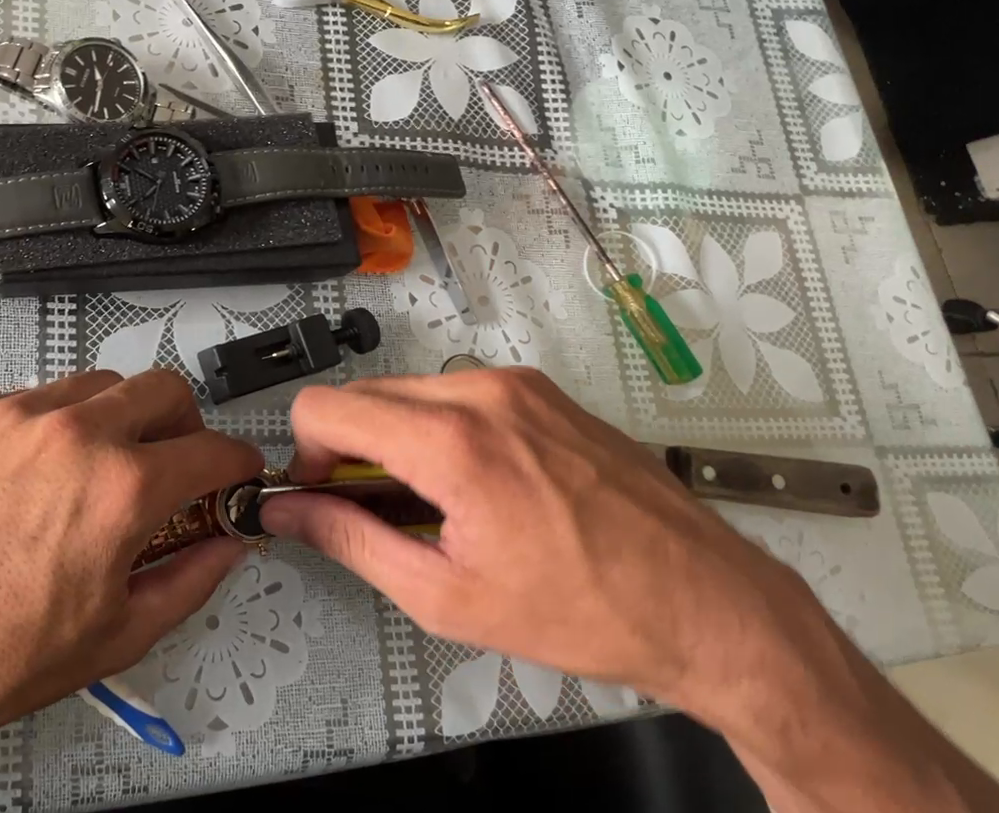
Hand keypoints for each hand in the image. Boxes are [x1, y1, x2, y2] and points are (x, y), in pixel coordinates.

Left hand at [0, 369, 261, 740]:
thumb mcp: (118, 635)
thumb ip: (191, 579)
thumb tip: (225, 547)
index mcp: (121, 489)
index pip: (212, 450)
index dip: (237, 464)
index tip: (235, 475)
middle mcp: (74, 435)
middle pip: (164, 388)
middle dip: (186, 424)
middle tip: (176, 466)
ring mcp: (19, 416)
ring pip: (102, 383)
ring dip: (123, 417)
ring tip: (106, 468)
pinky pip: (41, 397)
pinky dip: (62, 422)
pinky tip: (44, 471)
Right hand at [258, 367, 818, 710]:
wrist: (712, 606)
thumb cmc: (584, 611)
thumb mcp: (443, 596)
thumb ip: (348, 540)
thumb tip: (287, 512)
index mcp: (451, 442)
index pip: (323, 407)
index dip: (306, 453)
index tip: (325, 494)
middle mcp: (481, 393)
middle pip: (360, 394)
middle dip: (346, 447)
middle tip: (373, 508)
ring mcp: (517, 386)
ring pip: (406, 392)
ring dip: (392, 438)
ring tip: (430, 503)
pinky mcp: (542, 391)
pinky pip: (455, 394)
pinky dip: (437, 429)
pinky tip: (472, 485)